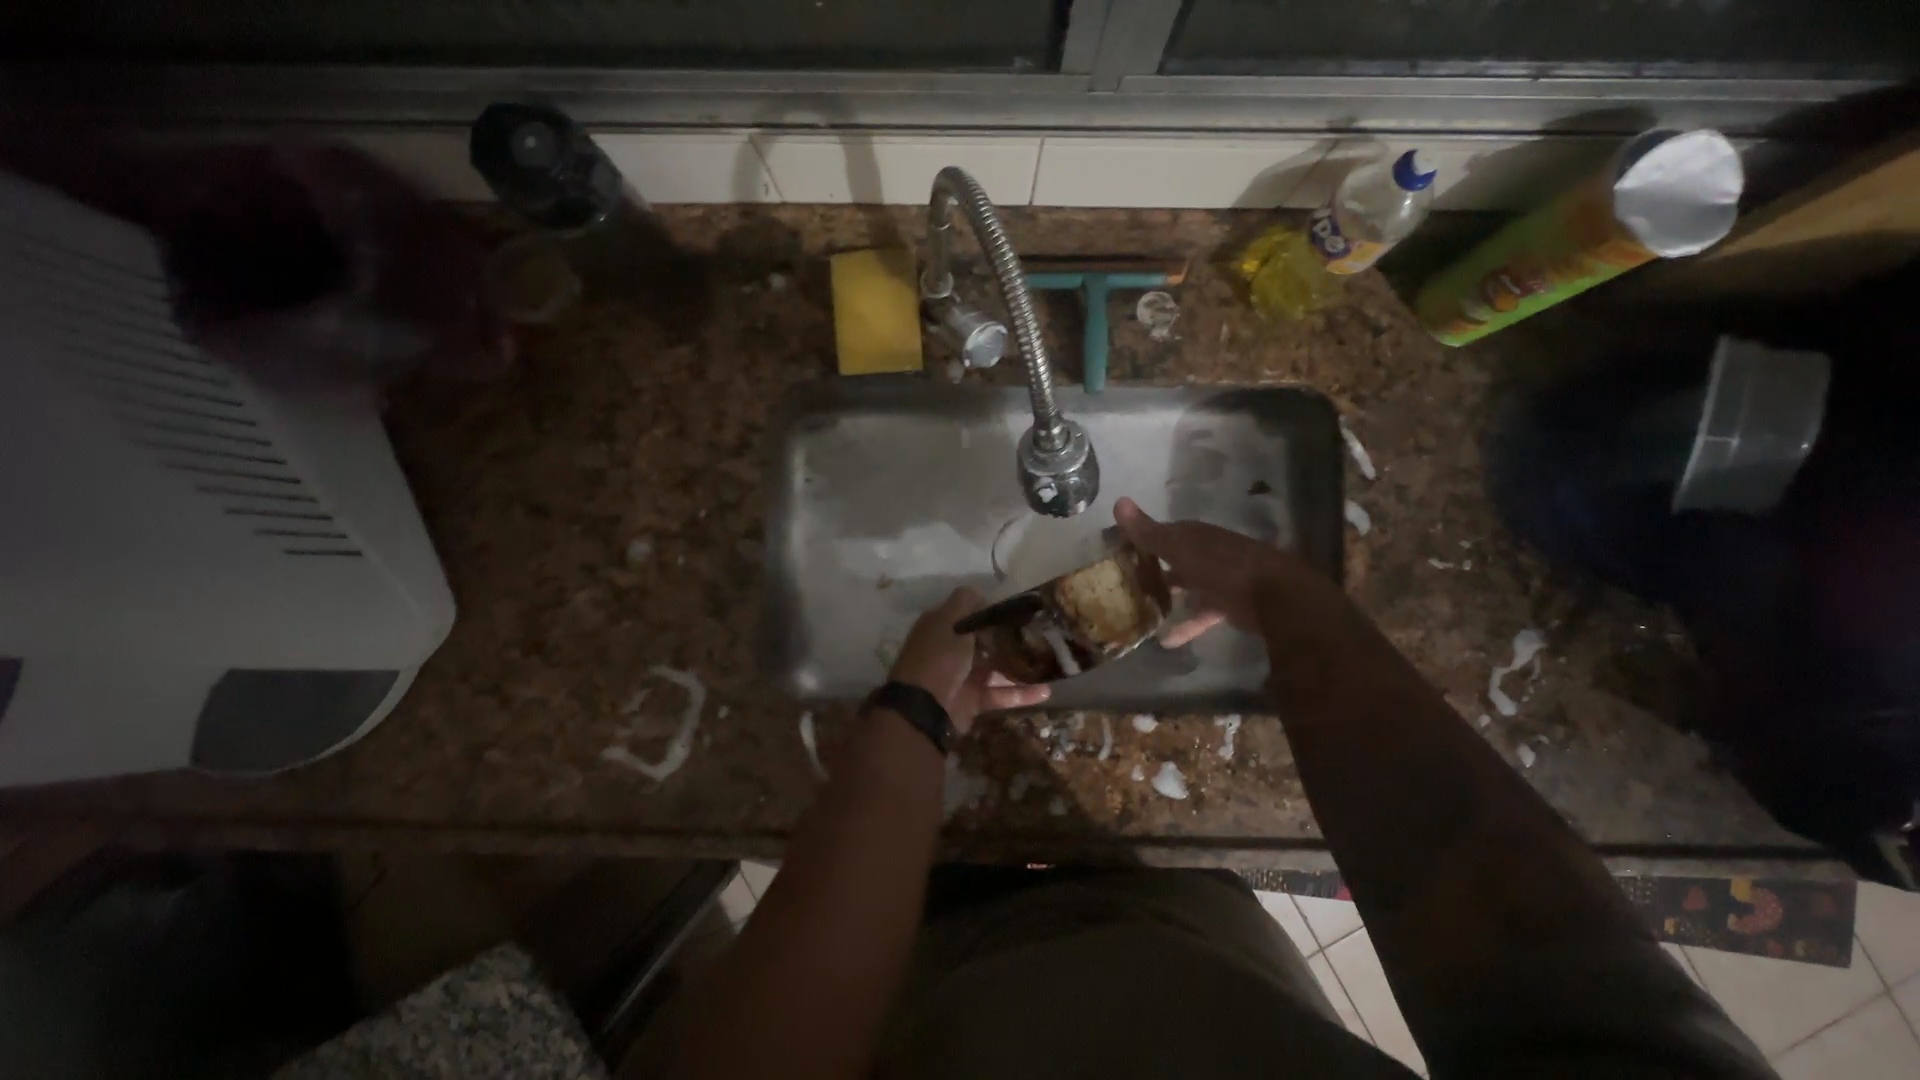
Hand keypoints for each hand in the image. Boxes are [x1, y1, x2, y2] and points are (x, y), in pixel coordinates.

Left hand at [888, 588, 1049, 733]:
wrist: (924, 708)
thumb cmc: (938, 656)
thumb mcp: (949, 620)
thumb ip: (966, 602)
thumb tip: (982, 591)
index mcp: (941, 627)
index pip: (969, 612)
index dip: (991, 608)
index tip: (1020, 608)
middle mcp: (951, 649)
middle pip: (985, 640)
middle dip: (1010, 637)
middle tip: (1043, 632)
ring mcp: (963, 676)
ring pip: (996, 667)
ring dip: (1020, 665)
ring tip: (1050, 660)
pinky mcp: (974, 700)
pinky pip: (1001, 694)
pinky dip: (1022, 693)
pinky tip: (1047, 690)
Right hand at [1114, 497, 1330, 646]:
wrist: (1273, 596)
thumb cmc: (1221, 566)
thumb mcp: (1179, 548)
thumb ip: (1148, 532)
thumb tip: (1118, 500)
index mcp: (1195, 535)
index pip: (1164, 532)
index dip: (1143, 539)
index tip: (1120, 550)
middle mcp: (1207, 553)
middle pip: (1176, 559)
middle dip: (1155, 568)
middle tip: (1126, 582)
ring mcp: (1219, 579)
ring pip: (1188, 585)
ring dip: (1169, 596)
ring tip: (1141, 611)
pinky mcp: (1228, 605)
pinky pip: (1201, 614)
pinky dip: (1186, 625)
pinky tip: (1166, 641)